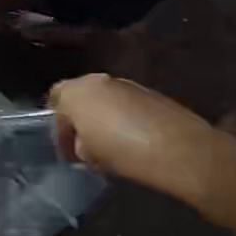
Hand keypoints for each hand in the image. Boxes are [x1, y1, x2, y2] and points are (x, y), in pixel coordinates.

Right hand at [50, 74, 235, 212]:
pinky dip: (124, 116)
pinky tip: (132, 140)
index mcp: (77, 91)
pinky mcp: (151, 92)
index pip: (55, 99)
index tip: (68, 149)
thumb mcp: (87, 155)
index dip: (58, 126)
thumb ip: (78, 142)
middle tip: (85, 145)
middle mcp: (99, 80)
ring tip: (110, 144)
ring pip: (104, 97)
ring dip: (103, 116)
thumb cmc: (123, 152)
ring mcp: (128, 84)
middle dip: (80, 118)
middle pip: (80, 95)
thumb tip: (84, 142)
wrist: (180, 150)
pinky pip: (127, 102)